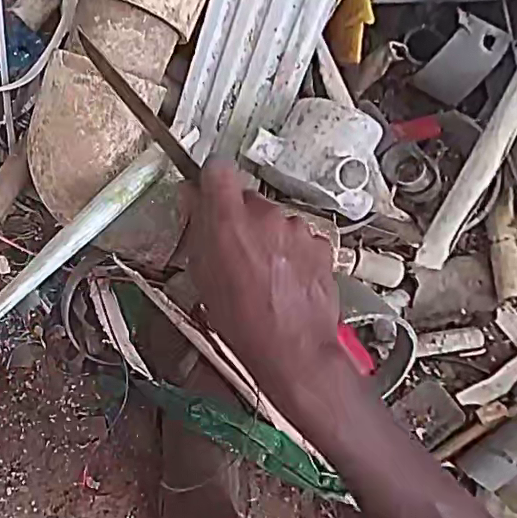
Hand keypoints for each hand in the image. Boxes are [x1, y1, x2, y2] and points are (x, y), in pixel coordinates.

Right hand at [182, 157, 345, 408]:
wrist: (292, 347)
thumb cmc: (243, 320)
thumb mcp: (202, 277)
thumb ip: (199, 233)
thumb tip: (197, 208)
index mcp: (229, 220)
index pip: (217, 170)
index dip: (210, 180)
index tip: (207, 191)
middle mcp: (266, 216)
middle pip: (247, 200)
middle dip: (239, 219)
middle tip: (232, 250)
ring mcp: (297, 229)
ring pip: (274, 220)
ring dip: (266, 237)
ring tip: (261, 273)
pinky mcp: (320, 244)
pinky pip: (298, 238)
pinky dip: (290, 252)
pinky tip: (283, 280)